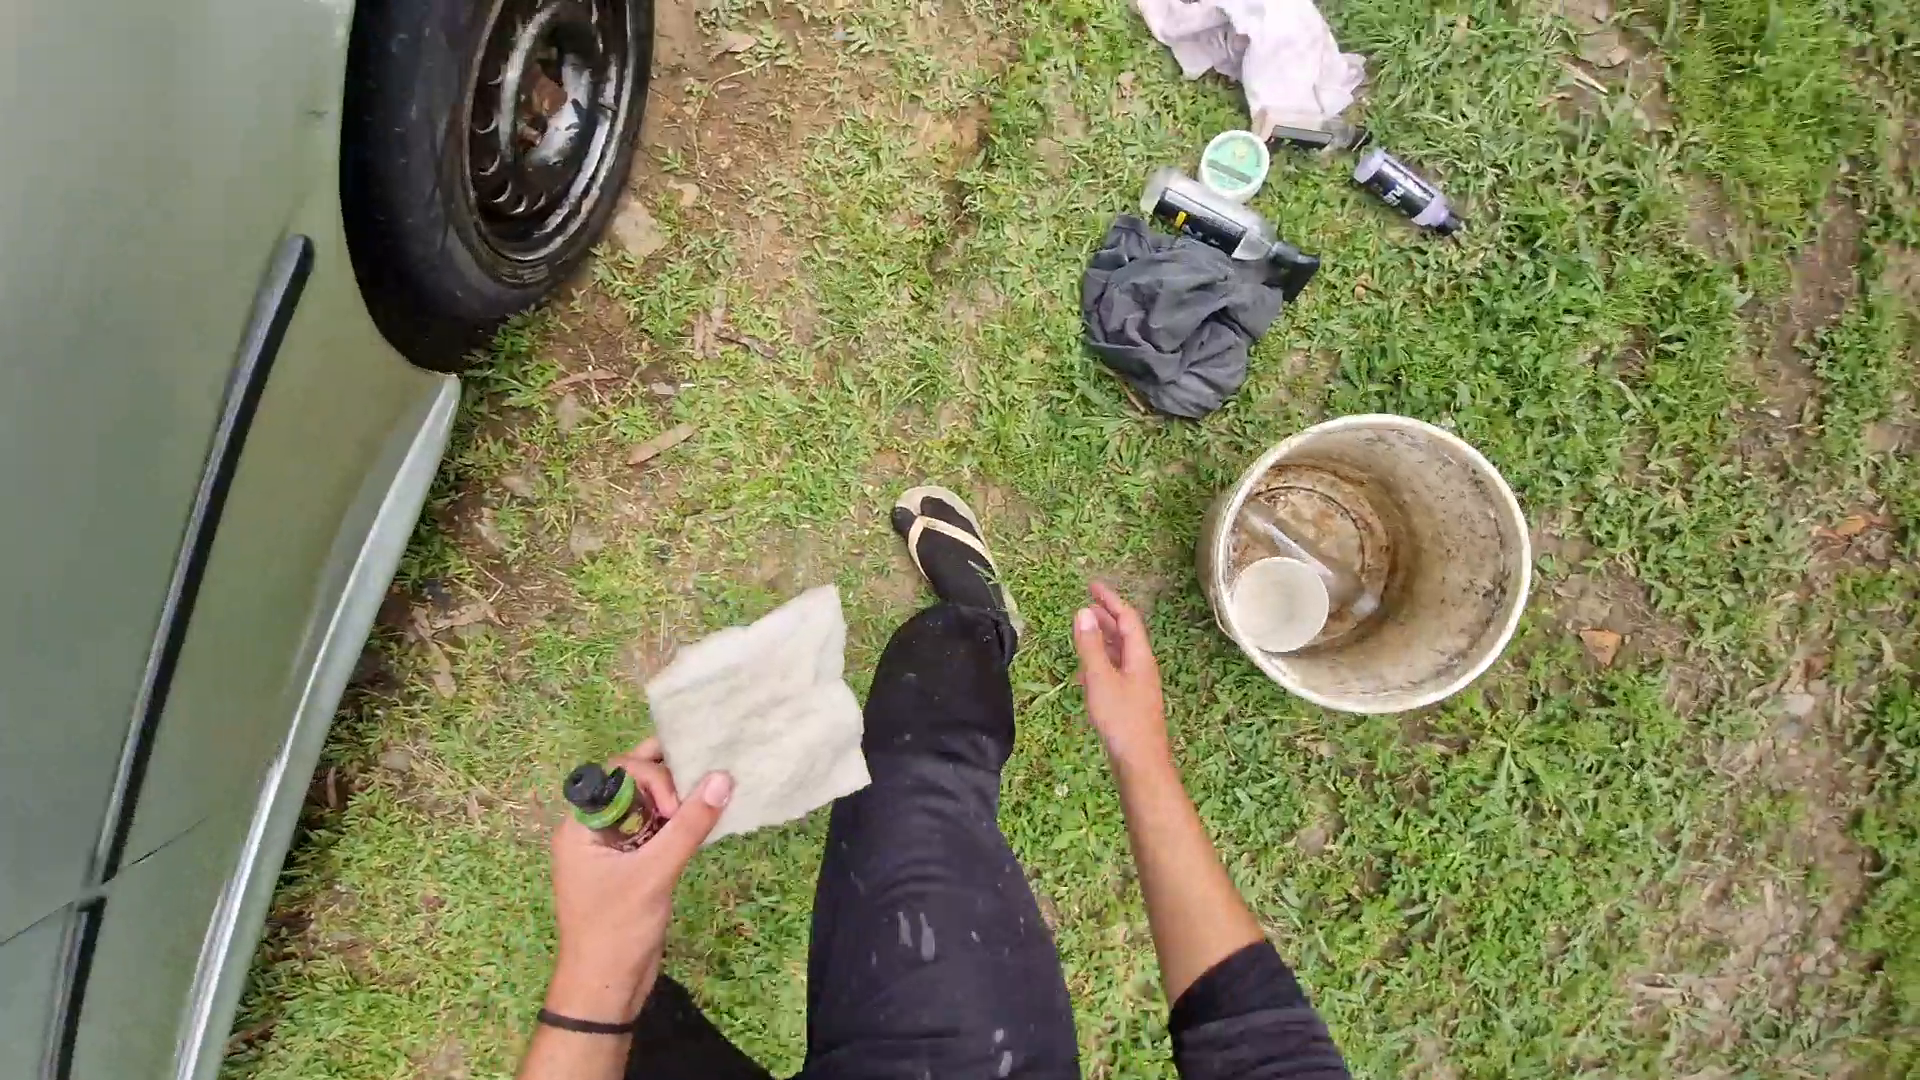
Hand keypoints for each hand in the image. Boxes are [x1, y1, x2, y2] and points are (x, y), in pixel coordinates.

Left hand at [544, 738, 731, 1020]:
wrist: (606, 990)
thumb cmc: (617, 930)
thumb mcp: (654, 874)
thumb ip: (689, 826)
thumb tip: (723, 778)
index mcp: (582, 826)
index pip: (617, 774)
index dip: (651, 778)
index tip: (676, 808)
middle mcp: (595, 828)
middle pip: (630, 780)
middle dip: (665, 774)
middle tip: (700, 775)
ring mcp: (614, 844)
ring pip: (647, 800)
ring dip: (676, 795)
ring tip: (707, 795)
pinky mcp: (634, 859)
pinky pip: (657, 823)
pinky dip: (679, 816)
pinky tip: (704, 816)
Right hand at [1071, 582, 1169, 773]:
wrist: (1140, 761)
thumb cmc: (1121, 718)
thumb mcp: (1100, 678)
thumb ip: (1090, 646)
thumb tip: (1083, 612)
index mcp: (1140, 656)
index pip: (1127, 618)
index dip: (1111, 600)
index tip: (1092, 586)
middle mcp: (1141, 666)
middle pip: (1125, 633)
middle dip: (1106, 616)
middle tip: (1086, 603)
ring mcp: (1137, 684)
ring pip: (1120, 652)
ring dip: (1103, 637)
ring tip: (1084, 628)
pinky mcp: (1130, 699)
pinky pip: (1115, 669)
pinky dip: (1100, 660)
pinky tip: (1086, 669)